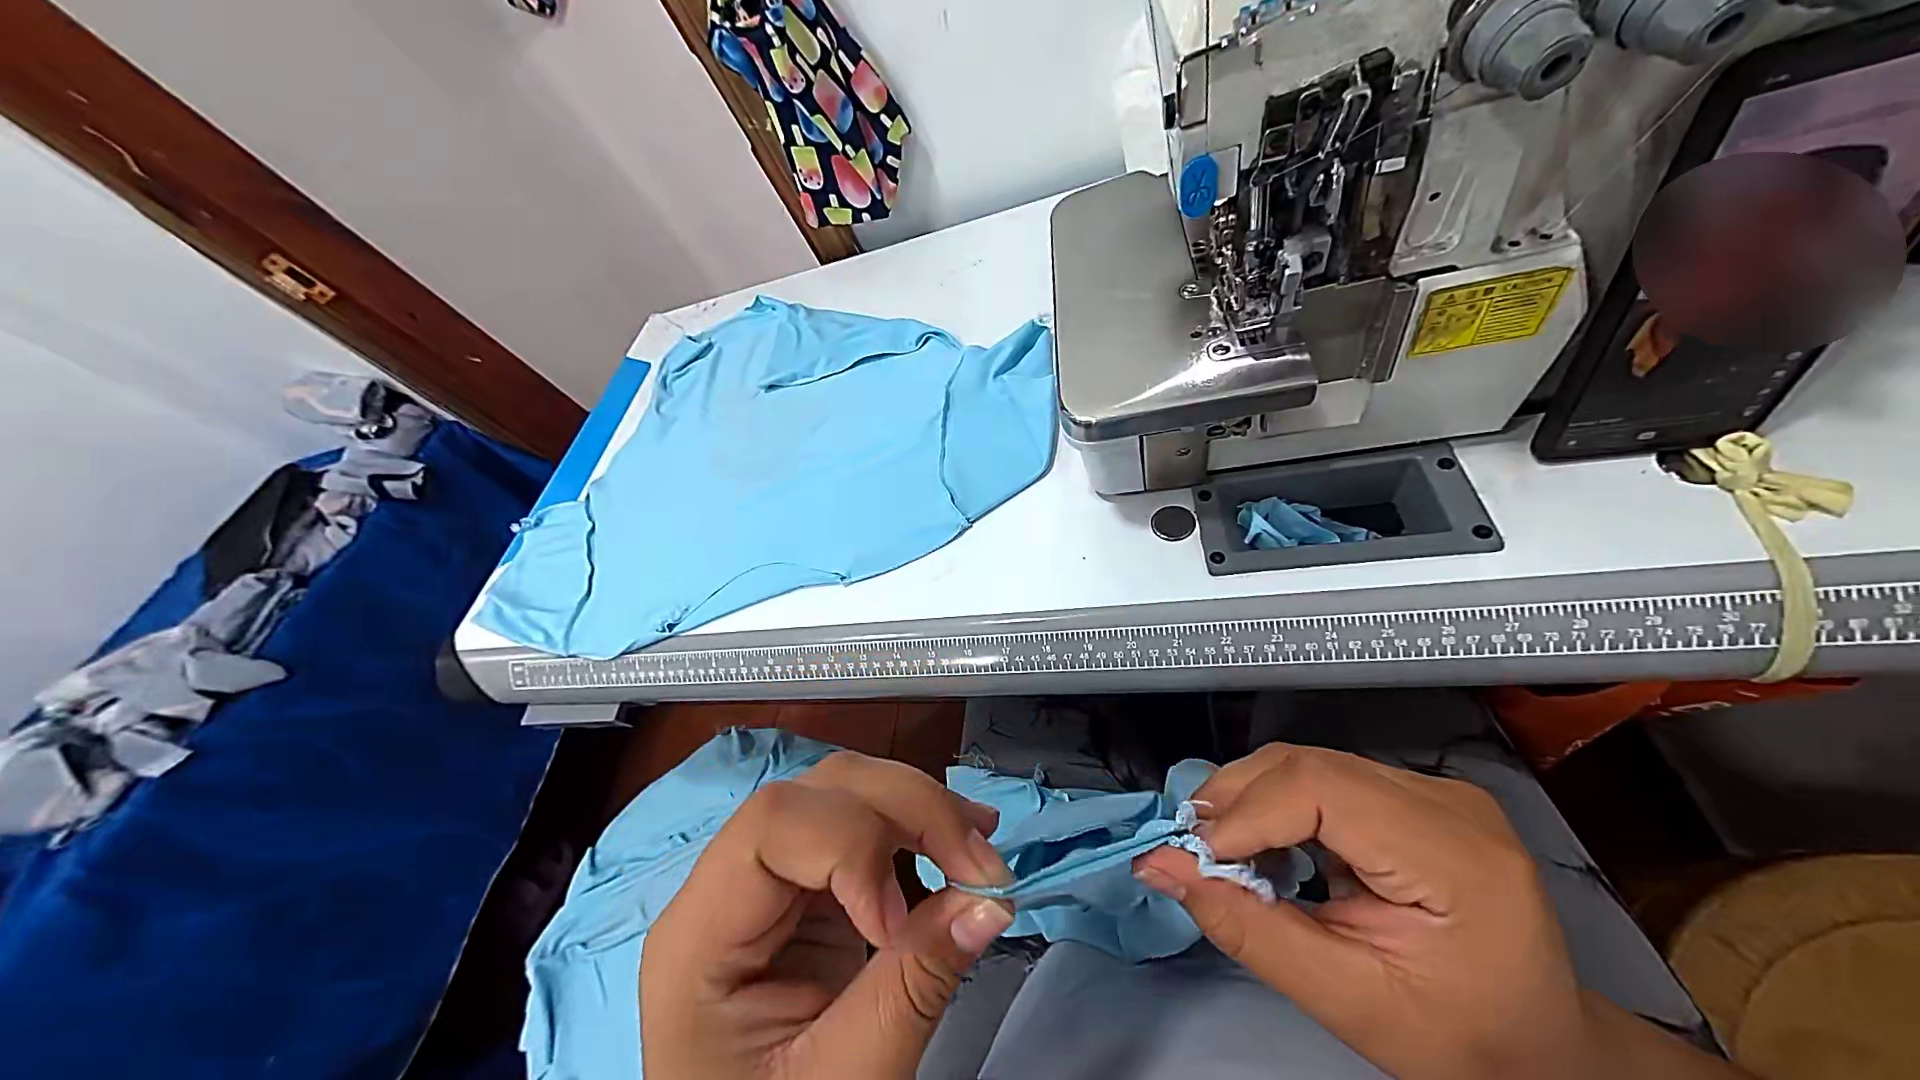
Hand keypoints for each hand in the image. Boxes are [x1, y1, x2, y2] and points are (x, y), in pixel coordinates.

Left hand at [641, 750, 1015, 1079]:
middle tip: (982, 864)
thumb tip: (990, 902)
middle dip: (909, 810)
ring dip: (921, 808)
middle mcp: (728, 884)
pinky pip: (863, 825)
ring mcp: (771, 879)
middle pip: (818, 792)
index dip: (851, 847)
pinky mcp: (807, 887)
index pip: (771, 825)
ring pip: (846, 791)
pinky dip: (917, 827)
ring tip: (981, 847)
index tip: (897, 923)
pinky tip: (956, 845)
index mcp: (698, 936)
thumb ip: (912, 989)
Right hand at [1132, 744, 1593, 1079]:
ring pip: (1306, 762)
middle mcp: (1448, 802)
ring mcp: (1435, 790)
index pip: (1321, 787)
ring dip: (1248, 799)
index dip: (1245, 812)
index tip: (1198, 857)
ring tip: (1225, 853)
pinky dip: (1275, 804)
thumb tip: (1159, 866)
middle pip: (1307, 763)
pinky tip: (1266, 844)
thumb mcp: (1347, 1001)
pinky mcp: (1415, 794)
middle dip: (1234, 801)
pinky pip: (1322, 776)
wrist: (1541, 1046)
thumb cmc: (1460, 1040)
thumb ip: (1246, 929)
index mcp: (1454, 857)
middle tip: (1195, 853)